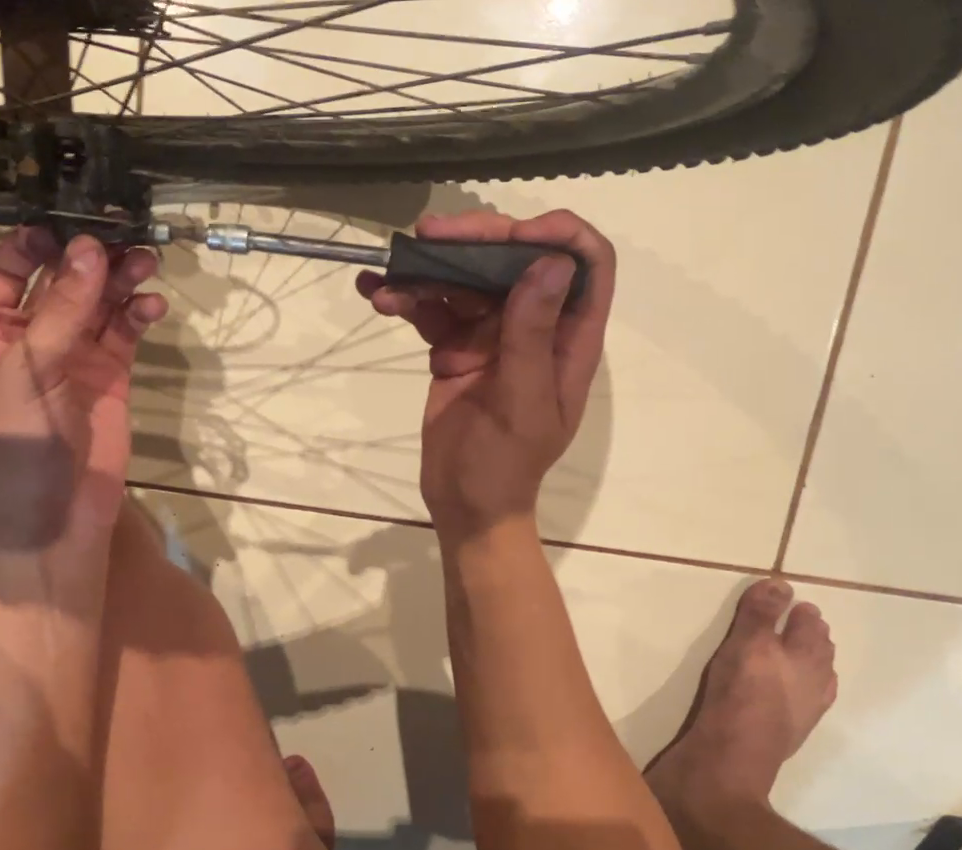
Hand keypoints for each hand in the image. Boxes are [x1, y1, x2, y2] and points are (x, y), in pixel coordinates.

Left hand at [0, 228, 167, 551]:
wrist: (56, 514)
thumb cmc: (21, 443)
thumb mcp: (29, 371)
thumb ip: (60, 310)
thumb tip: (89, 249)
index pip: (7, 269)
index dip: (34, 243)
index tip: (69, 222)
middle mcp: (34, 335)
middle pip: (63, 279)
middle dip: (91, 257)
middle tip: (123, 237)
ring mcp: (75, 355)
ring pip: (100, 302)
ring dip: (121, 280)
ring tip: (146, 264)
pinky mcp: (112, 375)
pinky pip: (125, 333)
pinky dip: (139, 315)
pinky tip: (152, 306)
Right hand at [357, 210, 615, 540]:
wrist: (465, 506)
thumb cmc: (504, 465)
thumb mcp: (522, 403)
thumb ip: (532, 336)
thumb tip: (550, 263)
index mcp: (568, 338)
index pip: (585, 265)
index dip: (558, 235)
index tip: (513, 231)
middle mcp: (534, 326)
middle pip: (515, 260)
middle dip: (475, 241)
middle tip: (428, 234)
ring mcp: (492, 336)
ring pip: (466, 282)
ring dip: (427, 273)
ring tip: (388, 275)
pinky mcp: (454, 349)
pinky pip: (433, 312)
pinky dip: (406, 300)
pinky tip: (376, 295)